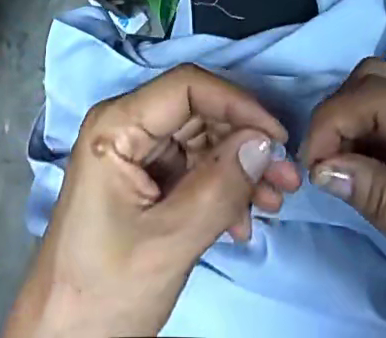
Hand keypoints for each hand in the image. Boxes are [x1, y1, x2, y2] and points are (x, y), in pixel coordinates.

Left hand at [5, 65, 302, 337]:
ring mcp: (139, 156)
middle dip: (247, 143)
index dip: (238, 104)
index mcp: (116, 128)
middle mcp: (128, 129)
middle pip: (203, 113)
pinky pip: (199, 168)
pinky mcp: (149, 182)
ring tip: (274, 202)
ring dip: (244, 169)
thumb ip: (220, 188)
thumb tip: (265, 142)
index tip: (276, 138)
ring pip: (207, 140)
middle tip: (286, 178)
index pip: (189, 88)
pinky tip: (244, 221)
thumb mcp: (167, 243)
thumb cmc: (100, 297)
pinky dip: (227, 189)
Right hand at [302, 58, 385, 337]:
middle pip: (383, 77)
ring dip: (355, 120)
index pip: (380, 95)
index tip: (308, 172)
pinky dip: (377, 131)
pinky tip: (371, 173)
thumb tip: (325, 164)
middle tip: (321, 174)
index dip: (332, 121)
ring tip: (339, 176)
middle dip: (340, 113)